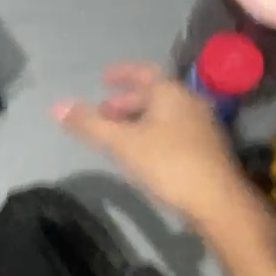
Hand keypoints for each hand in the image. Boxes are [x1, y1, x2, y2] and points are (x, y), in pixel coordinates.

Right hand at [54, 62, 245, 221]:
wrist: (218, 202)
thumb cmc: (168, 164)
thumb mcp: (122, 143)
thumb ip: (89, 124)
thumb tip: (56, 107)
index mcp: (170, 93)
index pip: (143, 73)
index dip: (121, 74)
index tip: (103, 79)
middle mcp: (189, 102)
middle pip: (154, 95)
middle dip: (126, 102)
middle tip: (103, 114)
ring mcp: (202, 126)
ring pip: (164, 114)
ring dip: (139, 119)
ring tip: (118, 135)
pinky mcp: (207, 149)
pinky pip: (174, 130)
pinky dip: (153, 132)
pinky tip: (143, 153)